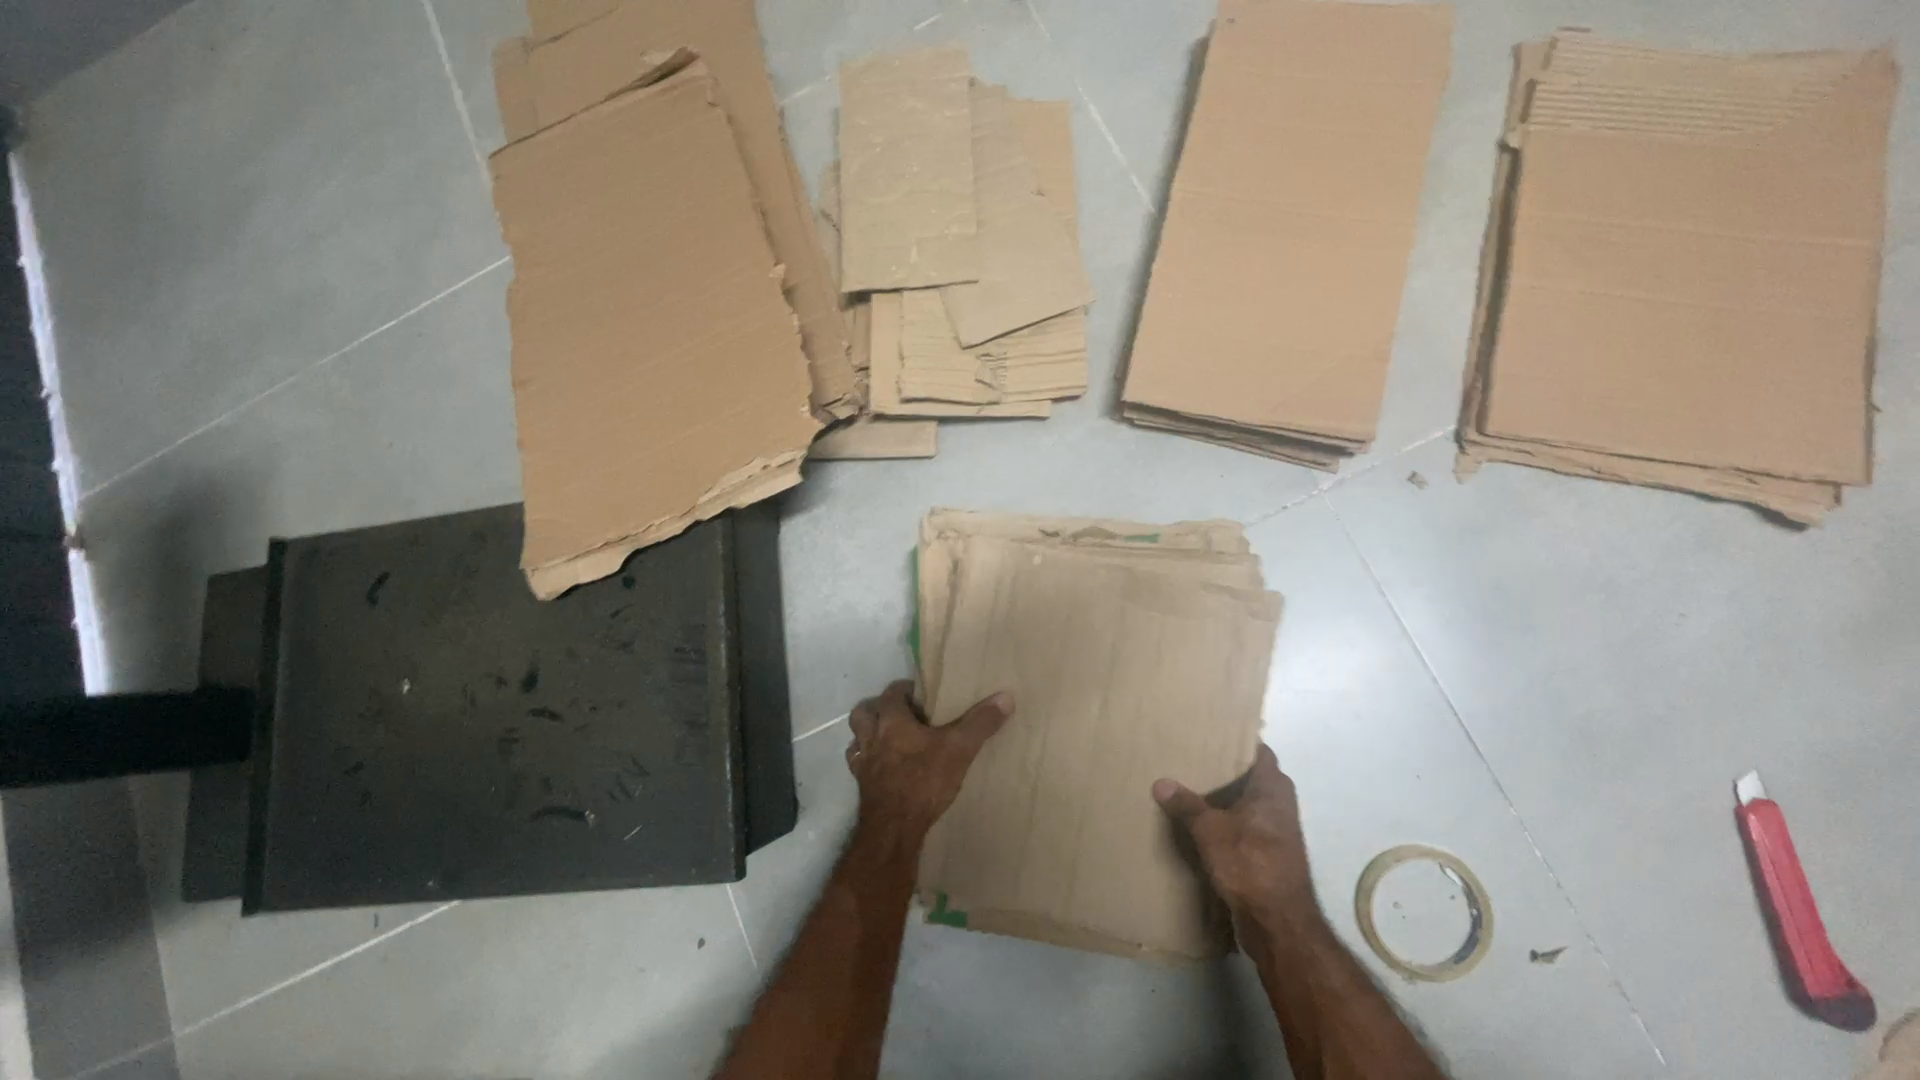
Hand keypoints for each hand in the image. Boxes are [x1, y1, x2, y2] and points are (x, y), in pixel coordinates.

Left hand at [847, 681, 1012, 842]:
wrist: (894, 827)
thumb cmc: (924, 781)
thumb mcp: (959, 749)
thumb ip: (980, 723)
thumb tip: (1005, 696)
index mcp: (892, 722)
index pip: (891, 693)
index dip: (903, 689)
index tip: (918, 692)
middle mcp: (871, 738)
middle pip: (863, 713)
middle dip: (877, 709)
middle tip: (898, 714)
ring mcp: (863, 763)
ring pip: (856, 739)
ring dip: (868, 735)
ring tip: (887, 739)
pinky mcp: (862, 786)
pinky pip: (859, 766)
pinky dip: (867, 762)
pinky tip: (882, 769)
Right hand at [1154, 744, 1316, 923]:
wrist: (1278, 921)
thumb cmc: (1250, 863)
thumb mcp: (1210, 831)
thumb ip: (1187, 805)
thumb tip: (1161, 783)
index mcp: (1273, 788)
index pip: (1259, 751)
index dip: (1238, 740)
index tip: (1212, 733)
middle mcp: (1280, 804)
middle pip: (1252, 776)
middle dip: (1227, 769)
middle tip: (1193, 758)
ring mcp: (1278, 831)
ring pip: (1249, 803)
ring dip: (1226, 799)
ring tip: (1191, 788)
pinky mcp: (1270, 854)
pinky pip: (1246, 826)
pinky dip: (1228, 822)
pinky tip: (1202, 825)